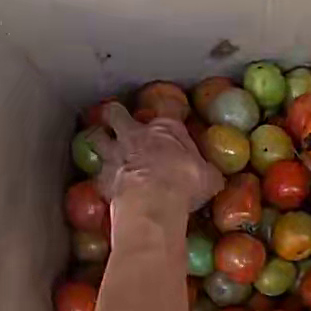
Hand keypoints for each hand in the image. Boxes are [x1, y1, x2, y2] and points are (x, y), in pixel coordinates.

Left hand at [94, 103, 220, 214]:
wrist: (153, 201)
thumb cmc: (185, 184)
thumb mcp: (209, 179)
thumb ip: (208, 173)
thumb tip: (214, 176)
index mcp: (166, 129)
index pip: (168, 109)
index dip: (169, 109)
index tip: (171, 113)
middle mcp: (136, 134)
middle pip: (118, 113)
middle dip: (116, 114)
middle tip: (117, 118)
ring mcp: (115, 153)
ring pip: (98, 136)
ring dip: (99, 138)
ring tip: (101, 143)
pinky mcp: (102, 176)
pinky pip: (96, 172)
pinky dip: (98, 174)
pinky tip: (101, 179)